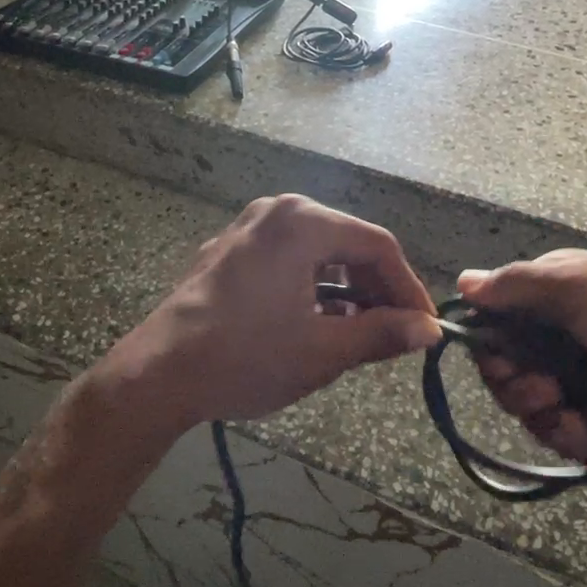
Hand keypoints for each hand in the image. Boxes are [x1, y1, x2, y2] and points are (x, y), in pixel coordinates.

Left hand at [97, 195, 440, 429]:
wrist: (157, 375)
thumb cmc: (246, 358)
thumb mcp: (323, 351)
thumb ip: (382, 334)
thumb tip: (428, 330)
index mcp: (303, 222)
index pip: (377, 246)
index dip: (408, 287)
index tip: (425, 326)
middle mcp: (277, 210)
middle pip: (347, 242)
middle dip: (376, 287)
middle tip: (396, 331)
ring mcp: (247, 227)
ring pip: (317, 251)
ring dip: (346, 288)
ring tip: (360, 331)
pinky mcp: (228, 251)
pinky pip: (287, 258)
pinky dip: (311, 285)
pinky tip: (316, 322)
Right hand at [458, 250, 586, 462]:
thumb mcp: (578, 288)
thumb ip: (516, 285)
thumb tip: (461, 282)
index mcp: (553, 286)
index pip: (496, 310)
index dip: (489, 338)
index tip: (499, 358)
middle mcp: (556, 325)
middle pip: (503, 359)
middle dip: (514, 381)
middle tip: (543, 391)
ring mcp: (572, 368)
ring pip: (523, 395)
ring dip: (538, 411)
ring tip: (567, 413)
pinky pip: (553, 424)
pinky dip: (563, 432)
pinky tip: (585, 434)